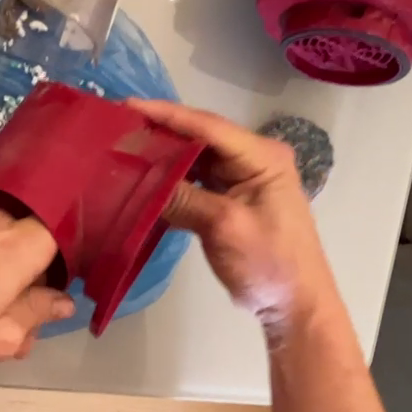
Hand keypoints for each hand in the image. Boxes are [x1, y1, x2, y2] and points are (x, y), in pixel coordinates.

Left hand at [0, 210, 74, 375]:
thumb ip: (38, 314)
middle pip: (29, 240)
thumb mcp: (2, 337)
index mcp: (20, 244)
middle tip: (18, 320)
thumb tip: (63, 301)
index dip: (63, 267)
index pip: (62, 238)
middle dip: (31, 276)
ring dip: (1, 273)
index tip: (54, 296)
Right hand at [130, 100, 336, 334]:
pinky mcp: (228, 202)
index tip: (127, 107)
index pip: (208, 126)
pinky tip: (142, 180)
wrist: (293, 305)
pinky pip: (194, 183)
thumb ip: (183, 198)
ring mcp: (241, 182)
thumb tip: (140, 180)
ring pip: (193, 160)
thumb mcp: (224, 226)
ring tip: (123, 149)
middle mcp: (252, 160)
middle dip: (160, 132)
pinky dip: (169, 182)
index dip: (167, 114)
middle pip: (199, 138)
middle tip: (118, 127)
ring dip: (162, 157)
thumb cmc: (269, 262)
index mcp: (262, 156)